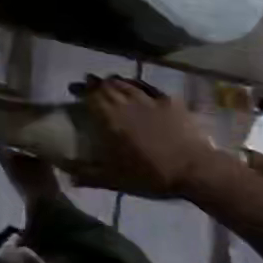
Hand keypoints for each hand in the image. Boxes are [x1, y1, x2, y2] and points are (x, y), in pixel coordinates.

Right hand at [76, 76, 220, 197]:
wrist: (194, 169)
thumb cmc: (151, 175)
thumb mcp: (116, 180)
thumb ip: (90, 176)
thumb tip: (68, 175)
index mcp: (111, 118)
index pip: (91, 96)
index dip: (81, 90)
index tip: (74, 89)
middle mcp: (127, 103)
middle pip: (107, 85)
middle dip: (96, 83)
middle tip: (89, 84)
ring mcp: (149, 99)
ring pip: (126, 83)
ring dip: (115, 81)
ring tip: (109, 82)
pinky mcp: (169, 101)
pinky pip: (148, 86)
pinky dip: (138, 84)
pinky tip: (137, 86)